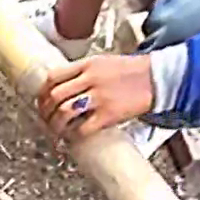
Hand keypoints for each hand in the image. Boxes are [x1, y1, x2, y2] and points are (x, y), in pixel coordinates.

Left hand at [36, 55, 154, 139]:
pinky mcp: (108, 115)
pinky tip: (73, 136)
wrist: (158, 78)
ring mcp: (99, 97)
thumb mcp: (104, 62)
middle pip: (55, 96)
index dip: (42, 93)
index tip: (41, 102)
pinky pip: (81, 129)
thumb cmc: (131, 72)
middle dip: (45, 112)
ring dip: (55, 125)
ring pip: (64, 113)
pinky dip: (73, 135)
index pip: (53, 77)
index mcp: (88, 64)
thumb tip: (58, 89)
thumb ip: (82, 73)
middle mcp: (91, 79)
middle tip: (46, 120)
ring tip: (57, 130)